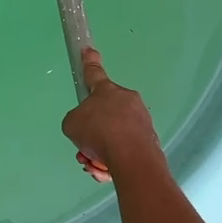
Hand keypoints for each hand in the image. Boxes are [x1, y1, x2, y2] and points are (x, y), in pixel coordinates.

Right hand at [61, 48, 162, 182]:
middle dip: (92, 132)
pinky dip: (113, 160)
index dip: (88, 63)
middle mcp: (126, 100)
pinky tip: (107, 171)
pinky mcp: (150, 139)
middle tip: (84, 148)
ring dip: (100, 150)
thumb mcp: (71, 124)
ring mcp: (140, 119)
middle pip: (105, 114)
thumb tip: (87, 127)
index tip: (88, 50)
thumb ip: (76, 121)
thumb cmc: (97, 131)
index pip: (94, 73)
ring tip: (95, 164)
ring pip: (114, 135)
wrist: (130, 155)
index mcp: (106, 90)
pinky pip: (125, 149)